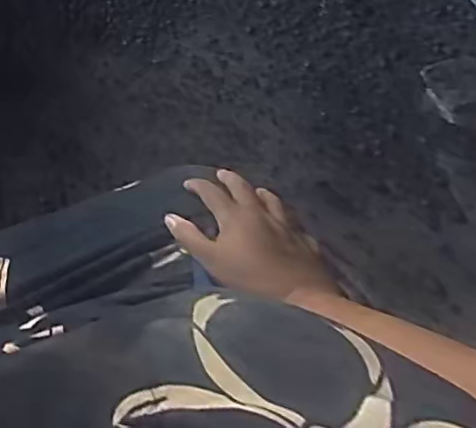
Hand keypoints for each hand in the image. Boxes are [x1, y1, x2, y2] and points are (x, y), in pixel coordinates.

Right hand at [166, 169, 341, 304]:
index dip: (198, 185)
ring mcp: (285, 224)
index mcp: (234, 216)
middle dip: (228, 178)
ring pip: (270, 198)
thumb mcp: (214, 262)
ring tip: (253, 192)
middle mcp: (259, 212)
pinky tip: (284, 223)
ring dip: (257, 192)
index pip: (212, 192)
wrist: (305, 300)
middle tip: (220, 175)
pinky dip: (283, 216)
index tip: (188, 184)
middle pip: (241, 187)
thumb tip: (170, 216)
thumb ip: (191, 238)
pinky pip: (292, 221)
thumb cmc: (253, 282)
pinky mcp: (305, 240)